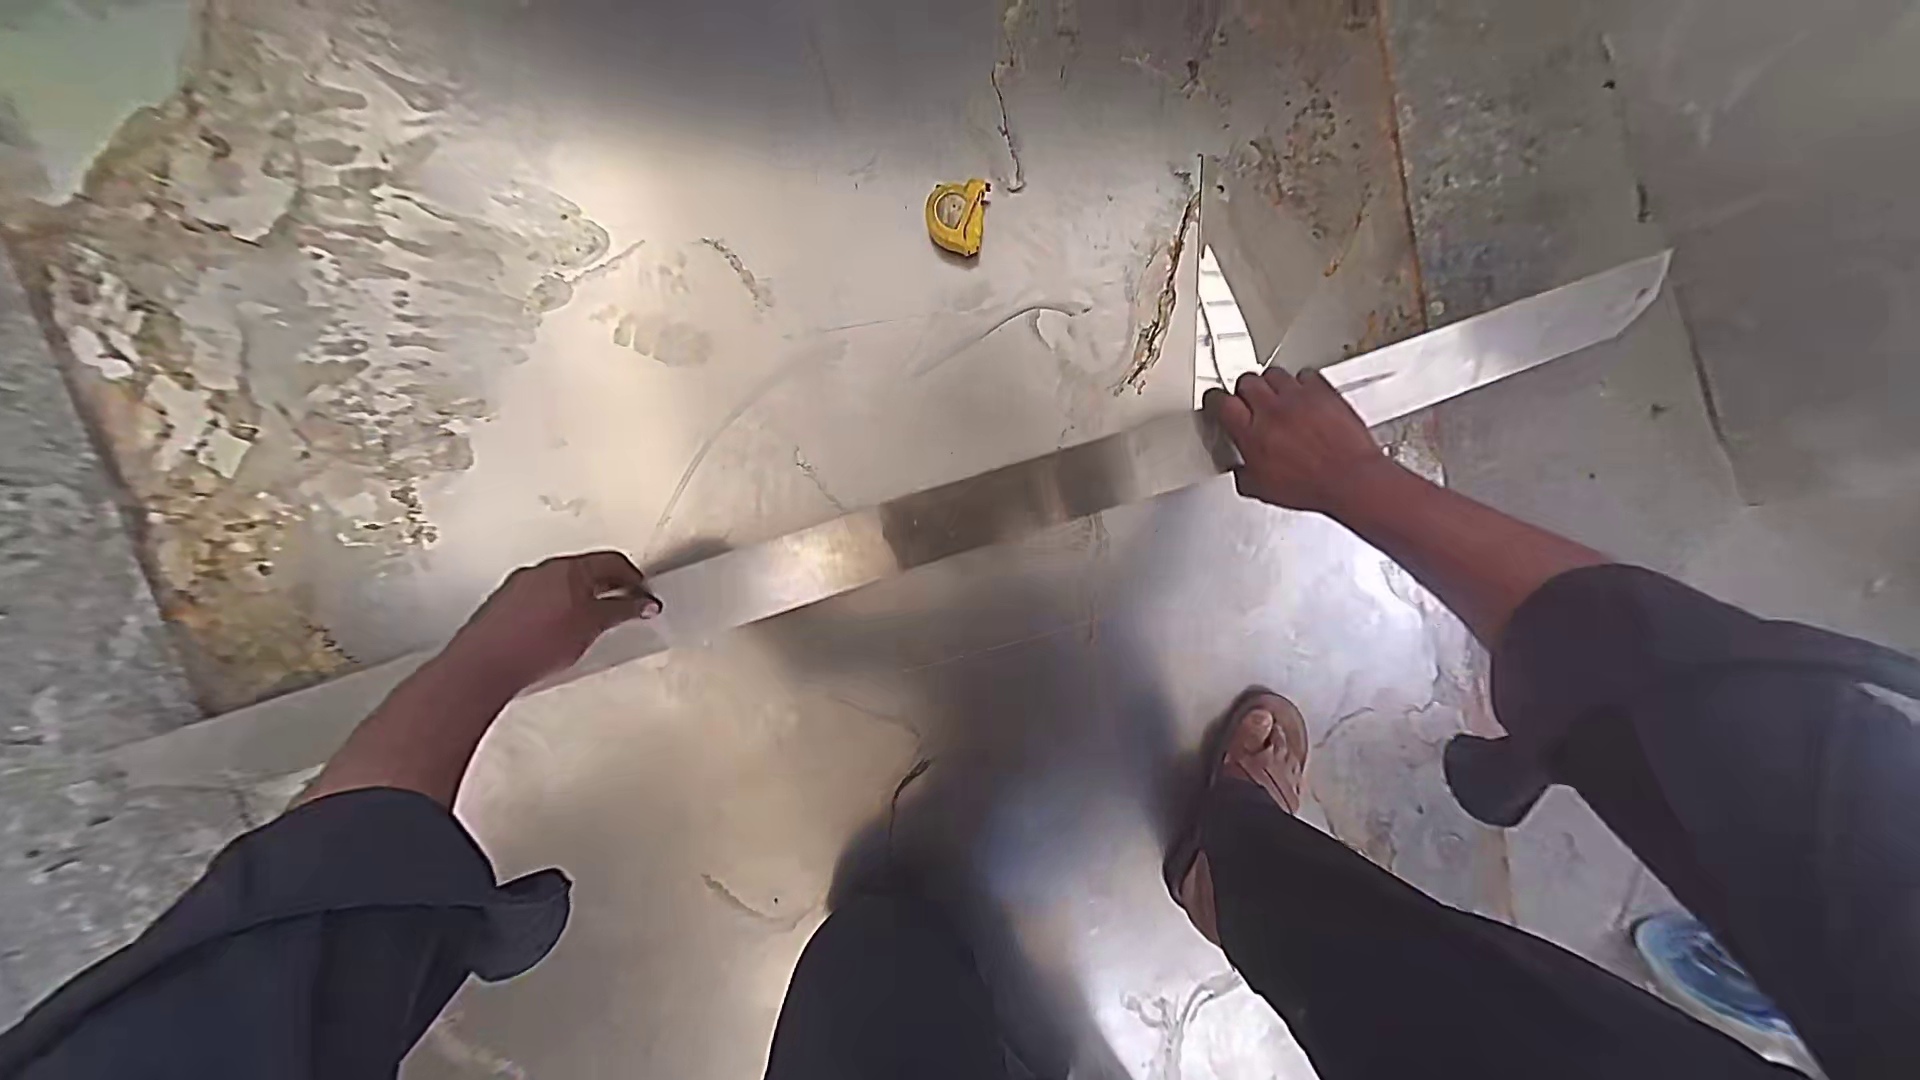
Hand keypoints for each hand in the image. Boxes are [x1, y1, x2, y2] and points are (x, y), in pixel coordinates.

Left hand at [441, 550, 660, 691]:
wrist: (483, 667)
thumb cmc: (533, 644)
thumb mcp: (595, 625)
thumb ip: (624, 610)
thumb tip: (642, 604)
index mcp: (568, 567)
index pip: (613, 561)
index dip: (634, 578)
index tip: (643, 594)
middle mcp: (542, 570)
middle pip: (589, 569)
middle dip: (611, 586)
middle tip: (627, 605)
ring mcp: (520, 585)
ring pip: (564, 583)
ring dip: (585, 597)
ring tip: (595, 622)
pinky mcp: (505, 604)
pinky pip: (543, 596)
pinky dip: (561, 606)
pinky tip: (565, 630)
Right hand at [1203, 368, 1391, 512]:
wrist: (1350, 479)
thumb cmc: (1310, 485)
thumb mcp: (1261, 489)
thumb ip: (1242, 473)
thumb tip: (1239, 470)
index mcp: (1250, 433)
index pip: (1221, 402)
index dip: (1215, 400)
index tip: (1217, 402)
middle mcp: (1271, 410)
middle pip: (1246, 381)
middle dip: (1243, 390)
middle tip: (1247, 400)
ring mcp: (1298, 398)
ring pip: (1273, 373)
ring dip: (1270, 383)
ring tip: (1274, 396)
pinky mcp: (1323, 392)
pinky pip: (1305, 374)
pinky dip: (1300, 382)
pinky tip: (1301, 395)